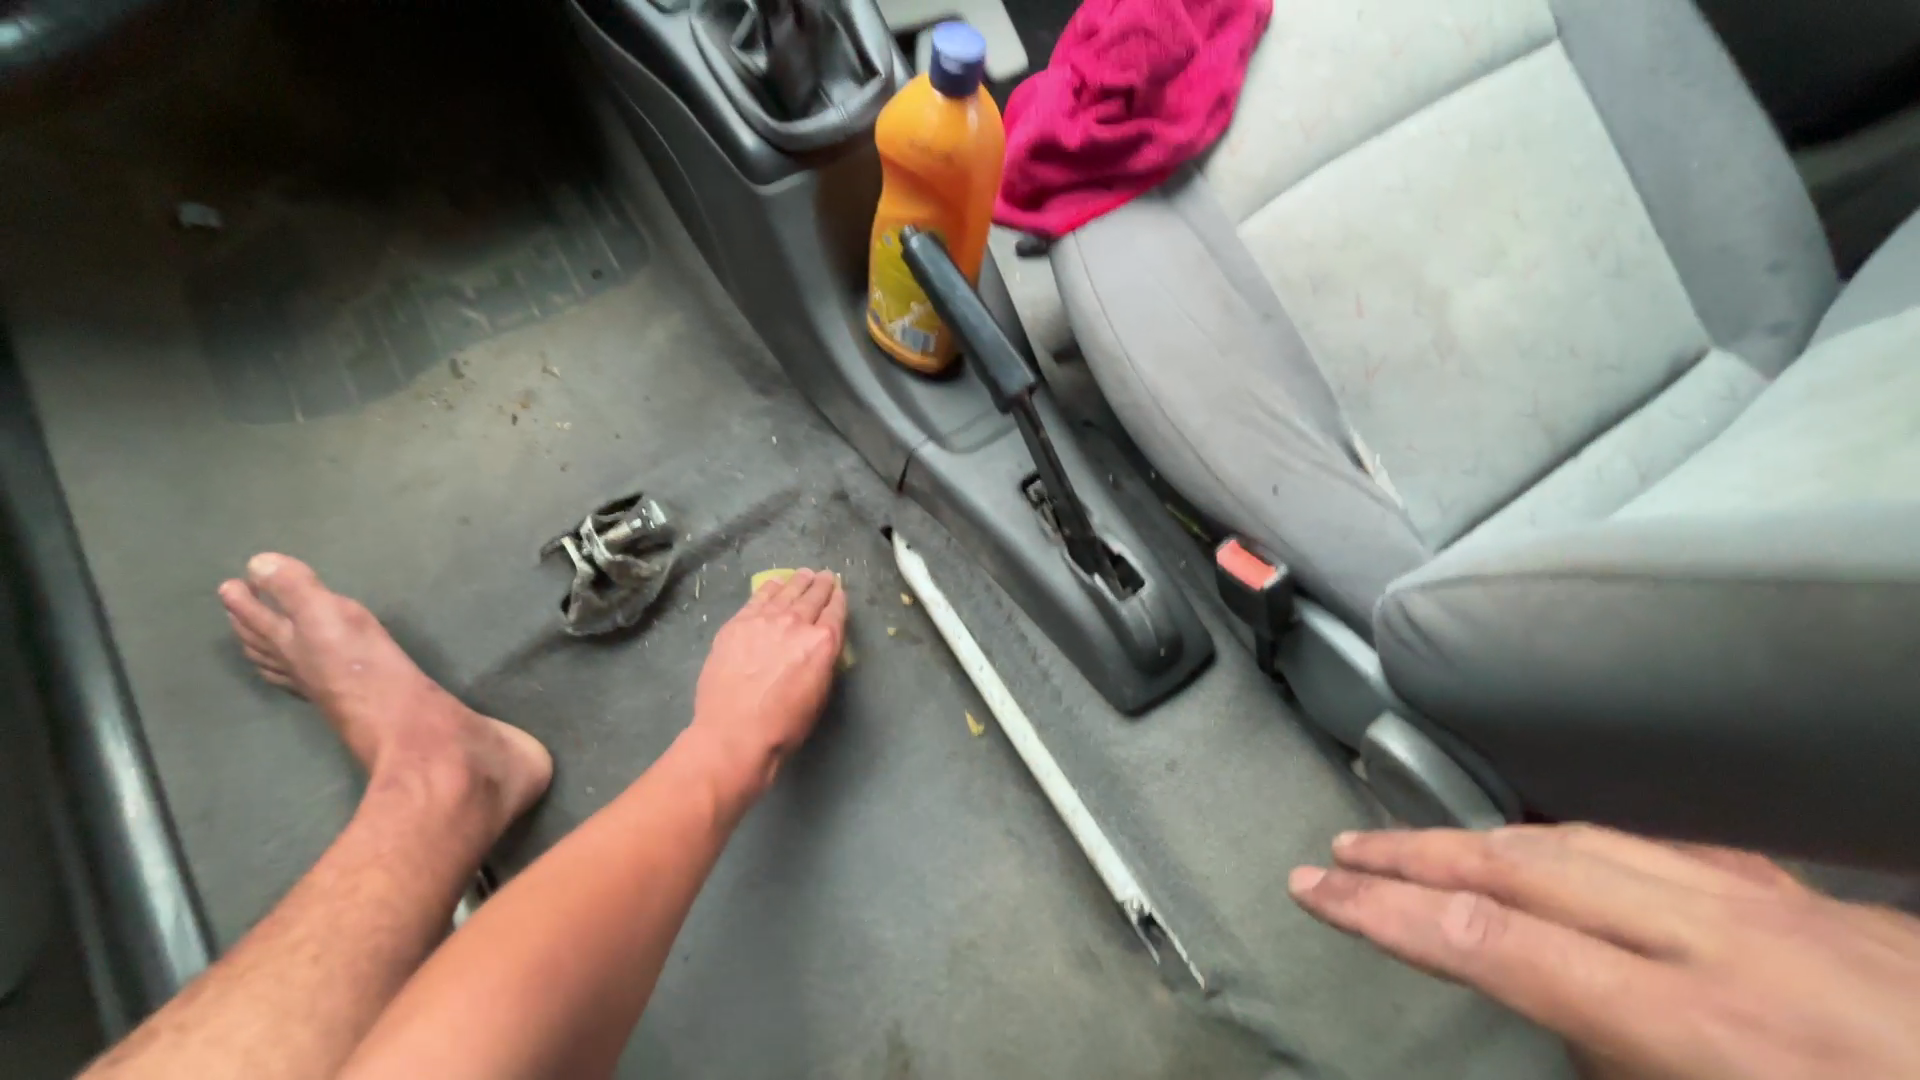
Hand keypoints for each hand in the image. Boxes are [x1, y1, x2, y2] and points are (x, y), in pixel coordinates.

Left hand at [688, 569, 845, 795]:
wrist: (734, 732)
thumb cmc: (784, 725)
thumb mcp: (820, 695)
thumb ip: (823, 663)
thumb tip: (820, 646)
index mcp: (823, 643)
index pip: (835, 612)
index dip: (838, 599)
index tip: (839, 591)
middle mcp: (797, 624)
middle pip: (812, 596)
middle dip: (821, 585)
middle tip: (824, 576)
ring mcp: (765, 620)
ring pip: (786, 592)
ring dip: (797, 581)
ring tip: (803, 575)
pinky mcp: (738, 624)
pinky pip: (758, 598)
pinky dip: (770, 588)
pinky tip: (774, 584)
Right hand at [1289, 825, 1919, 1079]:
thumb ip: (1628, 1073)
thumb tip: (1559, 1035)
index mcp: (1714, 1029)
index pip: (1496, 941)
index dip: (1387, 913)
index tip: (1315, 889)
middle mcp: (1733, 946)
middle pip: (1523, 865)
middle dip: (1414, 856)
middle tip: (1338, 851)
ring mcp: (1783, 913)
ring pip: (1584, 839)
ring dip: (1481, 837)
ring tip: (1416, 843)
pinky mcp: (1820, 907)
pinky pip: (1667, 849)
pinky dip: (1582, 840)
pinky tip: (1559, 845)